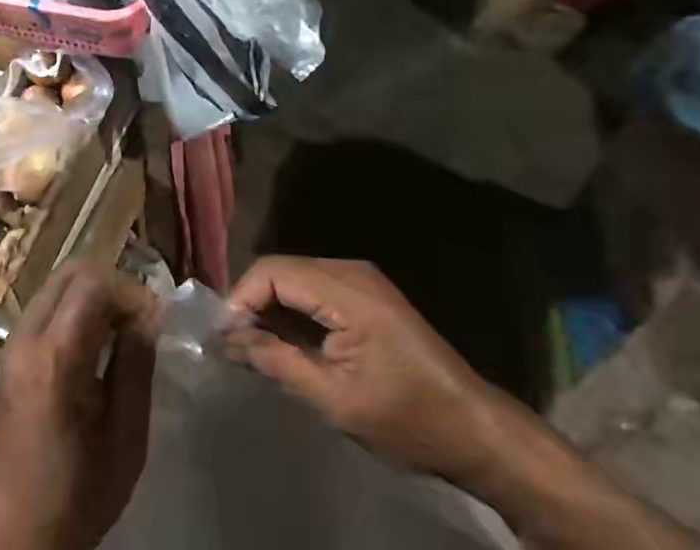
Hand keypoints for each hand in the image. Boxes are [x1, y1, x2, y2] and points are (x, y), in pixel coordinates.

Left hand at [0, 263, 158, 549]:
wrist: (15, 529)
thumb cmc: (78, 491)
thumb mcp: (125, 435)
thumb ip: (135, 365)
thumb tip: (150, 316)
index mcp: (55, 355)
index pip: (92, 283)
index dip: (131, 291)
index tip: (156, 320)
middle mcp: (26, 335)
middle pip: (70, 271)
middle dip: (112, 283)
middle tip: (141, 318)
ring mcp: (12, 341)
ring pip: (56, 285)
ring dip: (93, 294)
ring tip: (124, 331)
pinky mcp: (10, 353)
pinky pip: (46, 306)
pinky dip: (75, 308)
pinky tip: (97, 343)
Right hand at [224, 255, 494, 479]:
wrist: (476, 430)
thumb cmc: (407, 420)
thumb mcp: (335, 399)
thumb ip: (278, 361)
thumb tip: (229, 340)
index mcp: (348, 292)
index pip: (272, 272)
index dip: (240, 299)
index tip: (224, 338)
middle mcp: (351, 272)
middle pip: (281, 269)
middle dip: (251, 302)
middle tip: (234, 343)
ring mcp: (361, 280)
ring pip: (294, 276)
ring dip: (269, 306)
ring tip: (252, 345)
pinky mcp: (366, 294)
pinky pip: (313, 287)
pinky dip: (292, 308)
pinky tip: (283, 340)